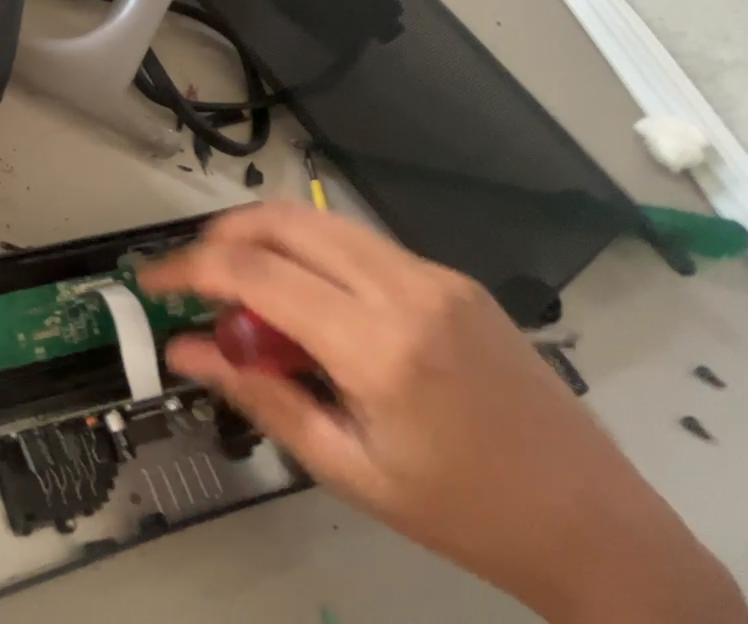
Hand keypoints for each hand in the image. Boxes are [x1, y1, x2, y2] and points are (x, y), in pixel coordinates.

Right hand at [140, 203, 747, 622]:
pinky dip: (309, 255)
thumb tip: (184, 350)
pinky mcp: (454, 281)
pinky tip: (301, 302)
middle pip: (287, 221)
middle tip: (187, 274)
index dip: (188, 268)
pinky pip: (359, 245)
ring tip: (233, 284)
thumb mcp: (345, 466)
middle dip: (220, 234)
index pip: (257, 273)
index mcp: (381, 347)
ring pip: (322, 222)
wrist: (597, 525)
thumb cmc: (463, 511)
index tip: (150, 281)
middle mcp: (410, 291)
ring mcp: (438, 278)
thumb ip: (259, 395)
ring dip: (263, 238)